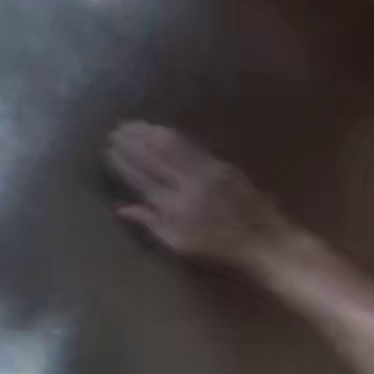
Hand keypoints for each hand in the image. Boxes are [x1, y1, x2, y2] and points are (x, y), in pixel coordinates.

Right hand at [106, 122, 298, 269]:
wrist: (265, 241)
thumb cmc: (219, 249)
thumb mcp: (180, 245)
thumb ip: (150, 224)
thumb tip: (120, 209)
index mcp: (175, 208)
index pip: (141, 179)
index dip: (123, 163)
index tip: (108, 150)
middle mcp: (187, 185)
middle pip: (153, 157)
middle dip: (132, 142)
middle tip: (115, 130)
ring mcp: (205, 172)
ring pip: (171, 147)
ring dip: (148, 133)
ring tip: (131, 124)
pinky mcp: (220, 165)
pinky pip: (190, 146)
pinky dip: (171, 135)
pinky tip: (160, 128)